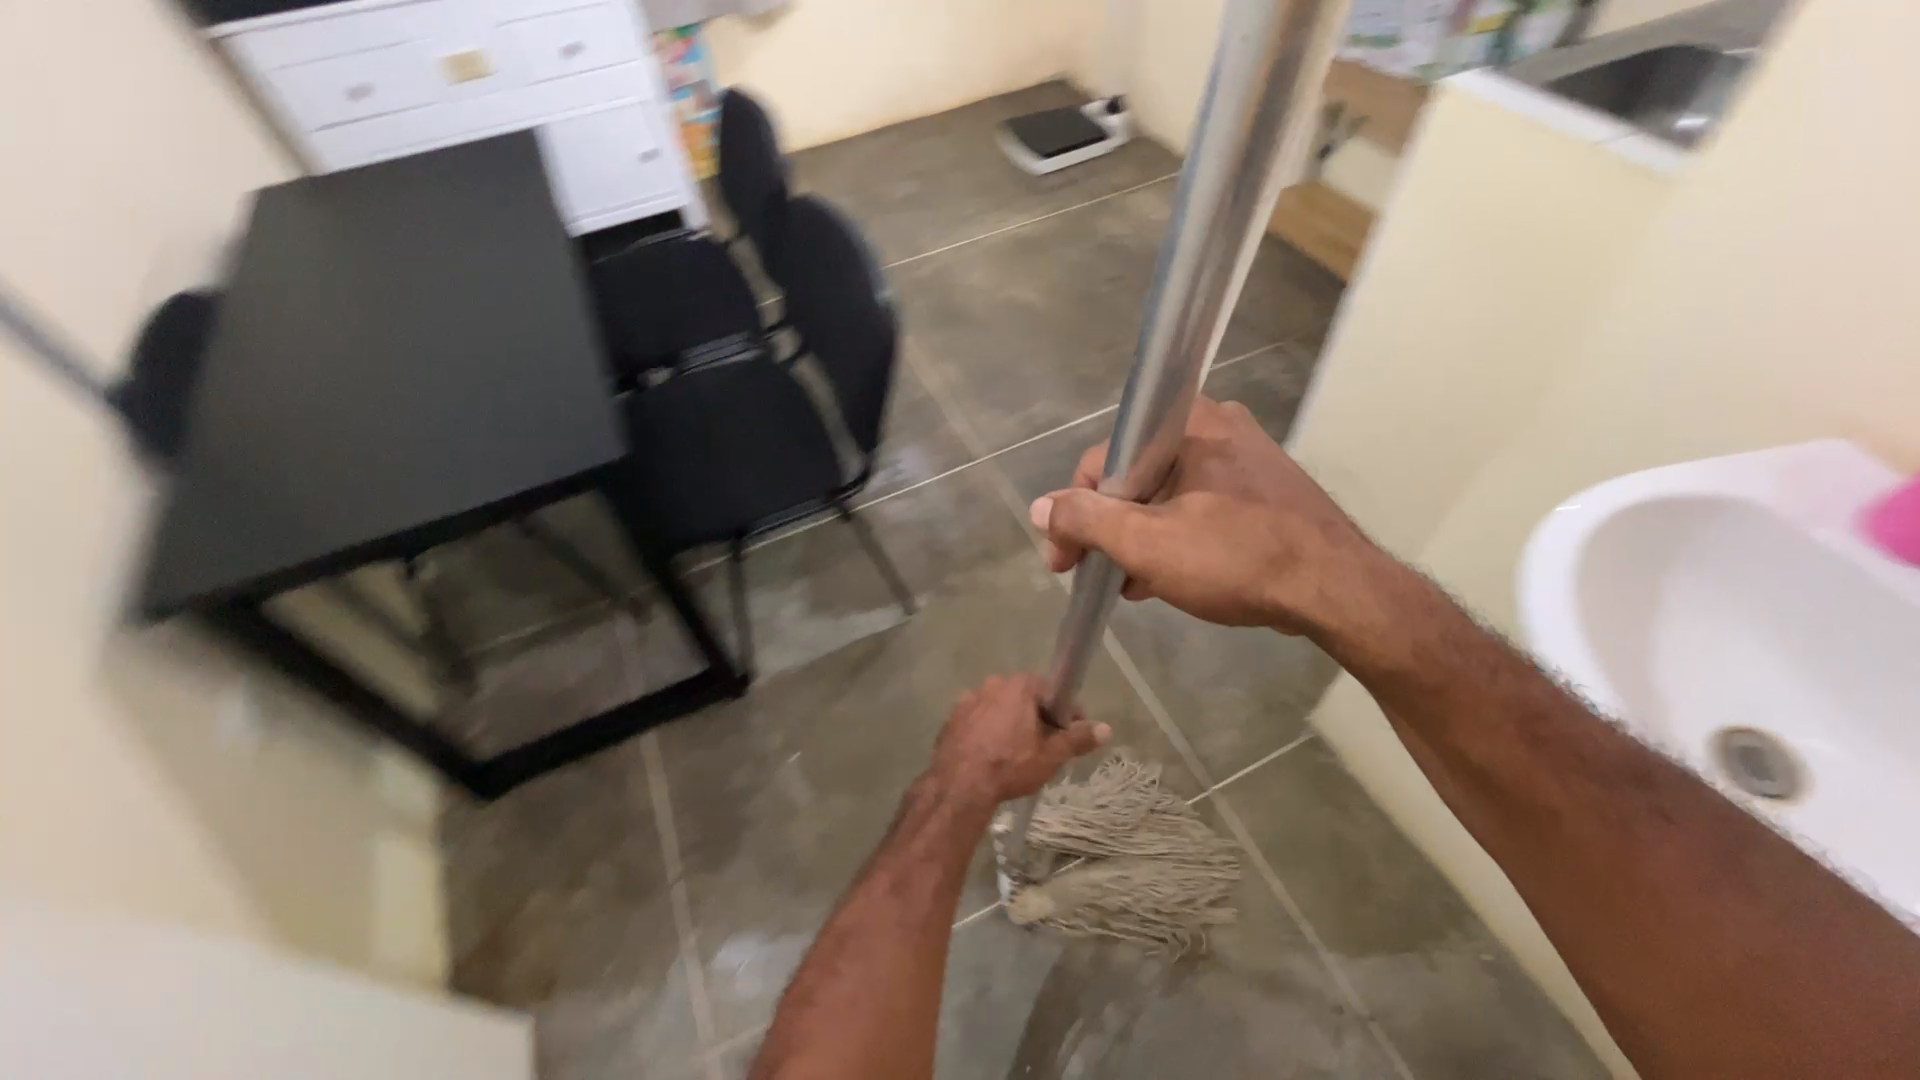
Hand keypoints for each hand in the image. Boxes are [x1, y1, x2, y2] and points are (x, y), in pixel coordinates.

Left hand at [927, 675, 1109, 805]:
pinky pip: (979, 719)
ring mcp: (968, 699)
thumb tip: (1106, 728)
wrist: (959, 785)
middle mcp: (992, 684)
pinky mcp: (952, 717)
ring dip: (1011, 723)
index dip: (1066, 713)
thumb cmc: (1010, 765)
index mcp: (1019, 686)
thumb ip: (1077, 739)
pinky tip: (992, 753)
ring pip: (1000, 708)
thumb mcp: (1050, 756)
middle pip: (1025, 698)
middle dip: (1038, 717)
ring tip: (1018, 752)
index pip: (1053, 691)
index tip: (1072, 734)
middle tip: (1047, 745)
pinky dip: (988, 730)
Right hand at [1029, 396, 1389, 633]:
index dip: (1074, 513)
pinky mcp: (1265, 486)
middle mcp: (1215, 424)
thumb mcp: (1148, 543)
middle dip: (1108, 529)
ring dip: (1141, 537)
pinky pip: (1201, 503)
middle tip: (1095, 575)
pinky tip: (1167, 577)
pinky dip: (1176, 534)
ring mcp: (1245, 455)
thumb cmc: (1237, 559)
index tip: (1065, 562)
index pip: (1103, 461)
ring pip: (1168, 492)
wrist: (1338, 590)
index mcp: (1185, 423)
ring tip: (1130, 585)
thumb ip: (1086, 520)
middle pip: (1134, 475)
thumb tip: (1041, 508)